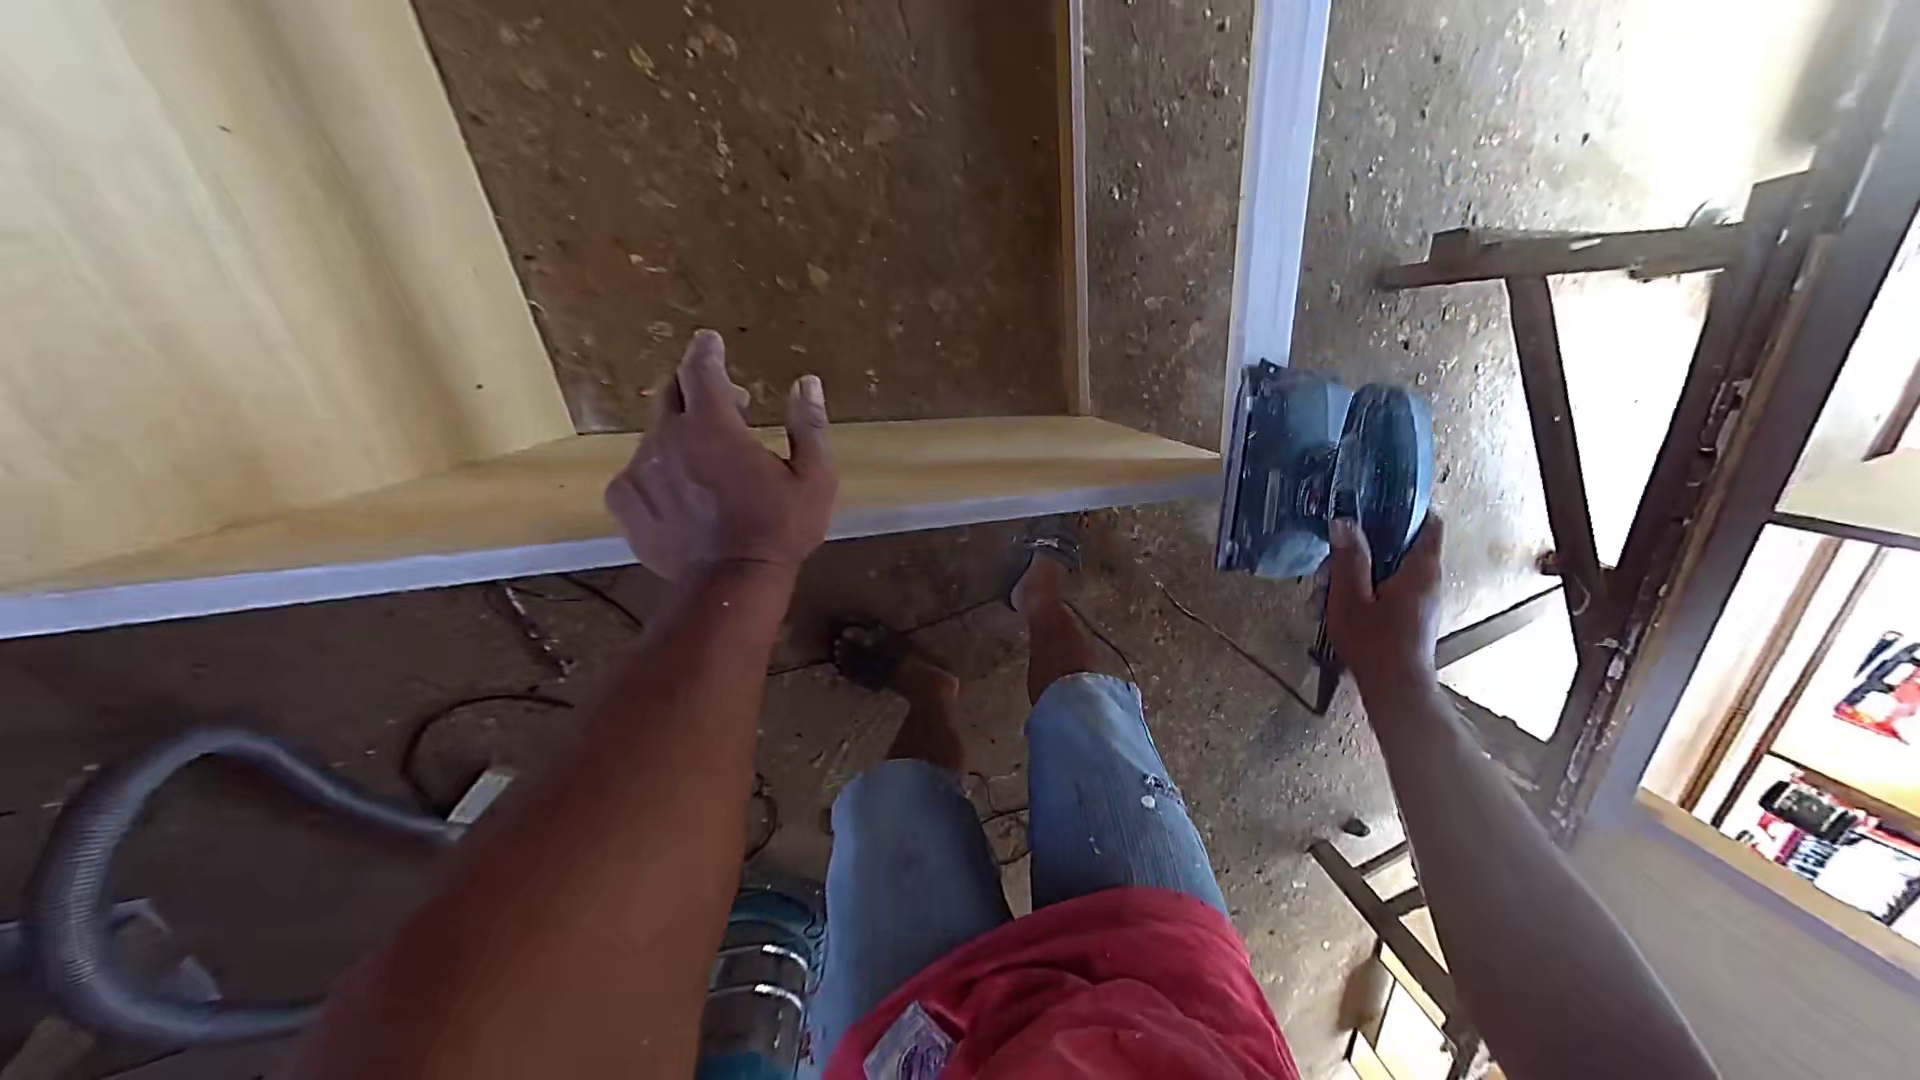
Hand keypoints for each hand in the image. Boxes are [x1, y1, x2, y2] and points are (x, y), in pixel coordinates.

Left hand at [604, 330, 837, 579]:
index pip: (701, 368)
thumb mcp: (813, 478)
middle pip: (671, 392)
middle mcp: (668, 437)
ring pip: (657, 433)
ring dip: (682, 433)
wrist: (729, 585)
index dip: (706, 350)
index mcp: (714, 425)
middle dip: (697, 388)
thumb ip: (808, 425)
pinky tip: (682, 492)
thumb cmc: (779, 530)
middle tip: (727, 403)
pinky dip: (660, 469)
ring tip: (709, 460)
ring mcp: (640, 469)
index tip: (710, 341)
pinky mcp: (625, 501)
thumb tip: (807, 382)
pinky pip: (639, 470)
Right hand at [1325, 514, 1444, 692]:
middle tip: (1332, 557)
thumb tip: (1344, 522)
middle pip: (1401, 546)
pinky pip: (1388, 588)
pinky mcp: (1410, 615)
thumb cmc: (1373, 641)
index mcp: (1420, 570)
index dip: (1406, 510)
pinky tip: (1336, 605)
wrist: (1394, 687)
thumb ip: (1350, 559)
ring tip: (1326, 589)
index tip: (1373, 506)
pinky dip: (1364, 589)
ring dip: (1357, 572)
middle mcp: (1428, 580)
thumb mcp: (1350, 596)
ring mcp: (1421, 599)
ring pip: (1389, 569)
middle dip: (1364, 547)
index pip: (1429, 525)